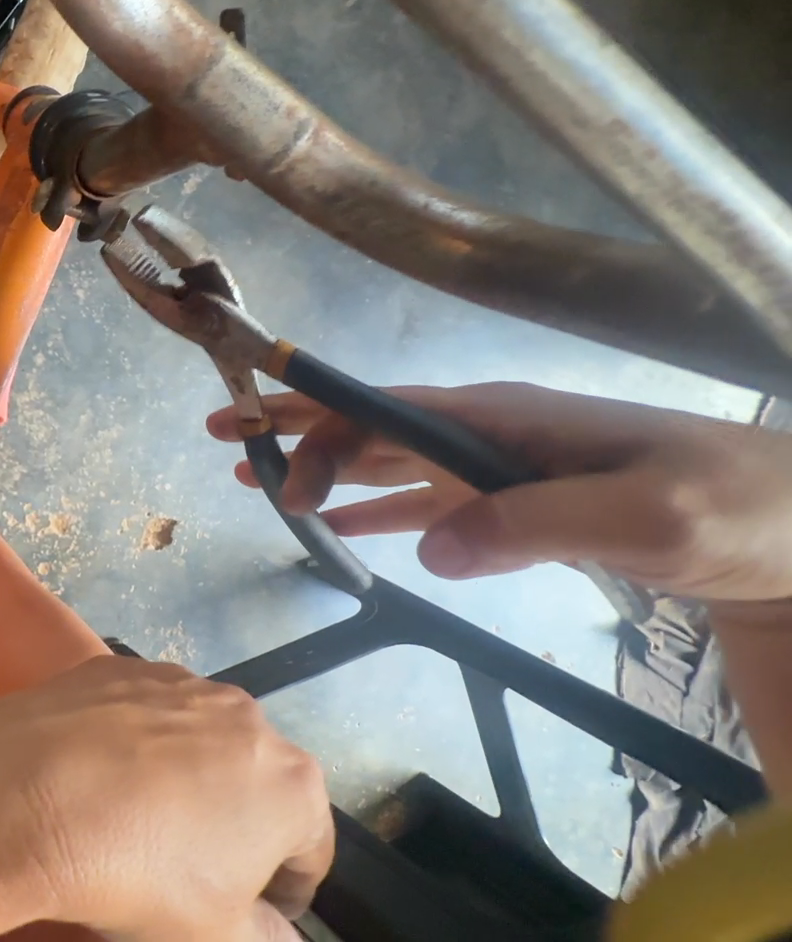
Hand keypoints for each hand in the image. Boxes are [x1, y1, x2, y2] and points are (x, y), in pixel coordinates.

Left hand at [0, 656, 331, 939]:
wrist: (25, 791)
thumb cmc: (138, 870)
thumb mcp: (220, 937)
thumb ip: (269, 936)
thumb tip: (276, 928)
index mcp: (291, 781)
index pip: (309, 850)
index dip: (282, 889)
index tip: (250, 909)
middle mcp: (241, 713)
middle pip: (250, 781)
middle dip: (230, 821)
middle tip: (184, 860)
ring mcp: (171, 678)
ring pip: (192, 737)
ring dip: (179, 772)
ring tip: (133, 811)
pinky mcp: (112, 664)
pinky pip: (135, 709)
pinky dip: (127, 736)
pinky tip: (93, 768)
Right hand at [204, 381, 791, 603]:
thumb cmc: (736, 509)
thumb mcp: (646, 516)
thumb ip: (530, 524)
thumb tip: (427, 551)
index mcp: (495, 416)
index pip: (377, 411)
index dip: (311, 426)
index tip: (266, 461)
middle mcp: (477, 431)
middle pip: (362, 424)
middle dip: (290, 431)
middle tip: (227, 442)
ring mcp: (488, 466)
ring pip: (376, 459)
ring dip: (314, 465)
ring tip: (253, 475)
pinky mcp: (502, 503)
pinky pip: (414, 501)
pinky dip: (365, 508)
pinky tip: (334, 524)